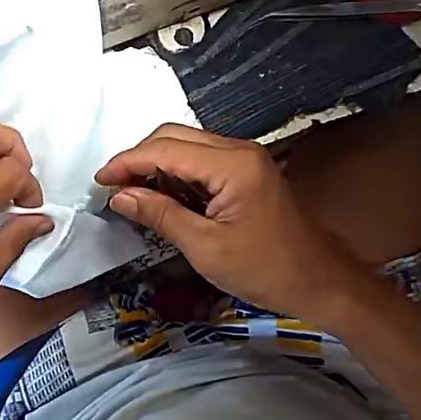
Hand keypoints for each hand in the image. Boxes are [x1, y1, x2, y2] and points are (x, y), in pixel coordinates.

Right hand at [95, 124, 369, 320]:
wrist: (321, 283)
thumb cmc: (265, 269)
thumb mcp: (204, 247)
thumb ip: (159, 215)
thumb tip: (119, 196)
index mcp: (232, 166)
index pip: (164, 150)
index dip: (127, 163)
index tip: (99, 182)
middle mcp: (238, 151)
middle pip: (172, 136)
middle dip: (137, 158)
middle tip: (113, 188)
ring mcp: (243, 159)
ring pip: (183, 144)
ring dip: (153, 163)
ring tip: (130, 193)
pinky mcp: (243, 172)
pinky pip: (197, 159)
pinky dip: (171, 171)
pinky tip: (158, 195)